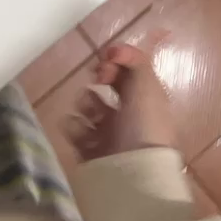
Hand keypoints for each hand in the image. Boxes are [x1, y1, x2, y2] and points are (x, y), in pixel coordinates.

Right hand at [70, 42, 175, 161]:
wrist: (133, 172)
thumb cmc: (144, 126)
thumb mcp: (147, 87)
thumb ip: (134, 60)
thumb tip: (114, 48)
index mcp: (144, 96)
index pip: (126, 69)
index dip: (116, 60)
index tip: (108, 60)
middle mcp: (126, 111)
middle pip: (104, 84)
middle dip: (98, 79)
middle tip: (98, 82)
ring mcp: (106, 129)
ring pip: (85, 104)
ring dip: (84, 103)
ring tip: (89, 115)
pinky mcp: (88, 146)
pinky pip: (73, 127)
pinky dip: (74, 127)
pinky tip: (81, 133)